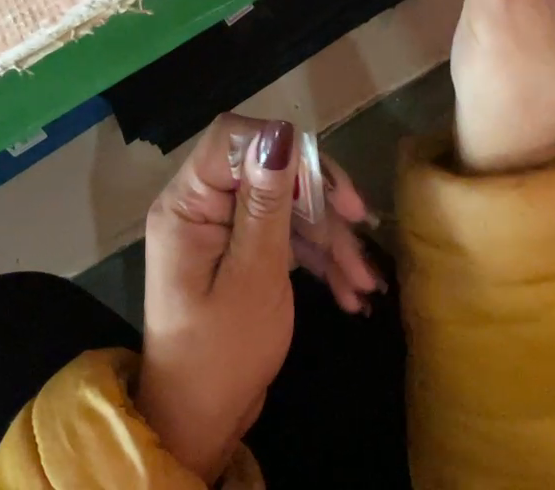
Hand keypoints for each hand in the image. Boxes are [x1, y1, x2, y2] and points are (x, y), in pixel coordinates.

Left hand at [137, 115, 379, 479]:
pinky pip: (283, 236)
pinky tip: (350, 291)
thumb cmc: (221, 353)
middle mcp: (201, 205)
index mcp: (187, 202)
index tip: (330, 184)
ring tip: (366, 282)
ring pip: (284, 206)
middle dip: (319, 200)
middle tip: (362, 225)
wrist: (200, 423)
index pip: (233, 138)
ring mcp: (221, 230)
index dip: (285, 150)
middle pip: (268, 172)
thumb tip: (280, 132)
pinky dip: (317, 258)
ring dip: (328, 237)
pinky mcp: (240, 253)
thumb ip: (267, 203)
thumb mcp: (253, 276)